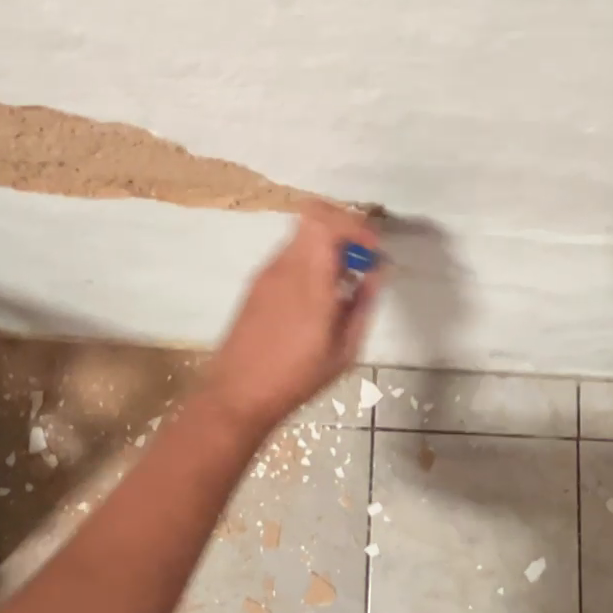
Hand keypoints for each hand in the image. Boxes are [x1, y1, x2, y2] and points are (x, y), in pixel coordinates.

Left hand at [200, 201, 384, 433]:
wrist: (237, 396)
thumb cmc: (296, 379)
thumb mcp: (344, 350)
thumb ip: (363, 305)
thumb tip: (376, 273)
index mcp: (308, 281)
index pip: (328, 222)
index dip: (357, 227)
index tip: (373, 254)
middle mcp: (284, 267)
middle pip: (314, 216)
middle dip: (345, 231)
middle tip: (361, 261)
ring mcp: (266, 274)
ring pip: (301, 235)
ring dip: (327, 247)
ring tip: (342, 283)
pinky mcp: (256, 285)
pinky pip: (289, 256)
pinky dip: (310, 261)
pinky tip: (319, 297)